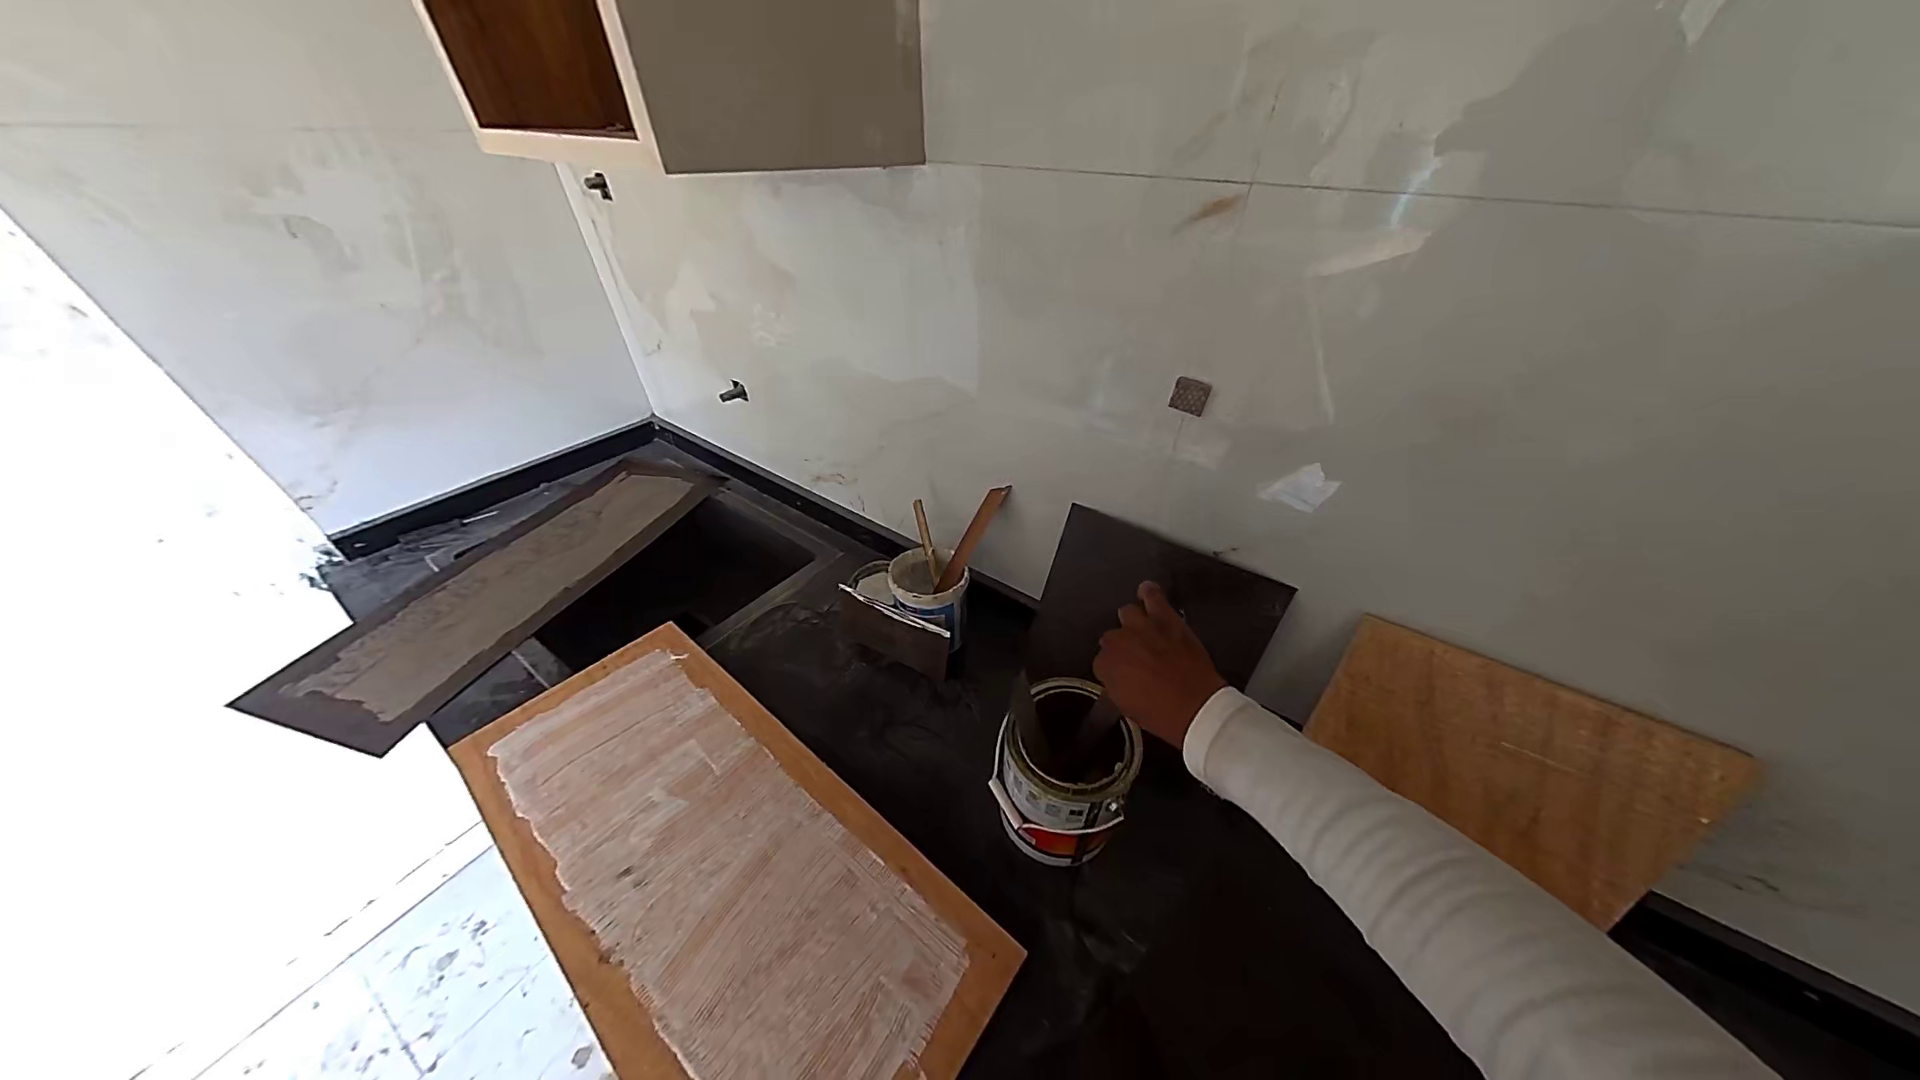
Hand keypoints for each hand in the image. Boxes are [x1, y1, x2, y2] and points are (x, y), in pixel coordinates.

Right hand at [1093, 581, 1226, 748]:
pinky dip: (1149, 592)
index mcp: (1105, 666)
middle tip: (1137, 657)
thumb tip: (1117, 677)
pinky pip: (1152, 595)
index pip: (1101, 661)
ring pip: (1127, 612)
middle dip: (1123, 646)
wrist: (1196, 707)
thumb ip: (1116, 684)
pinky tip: (1146, 591)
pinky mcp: (1165, 618)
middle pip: (1112, 637)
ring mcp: (1140, 627)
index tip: (1125, 674)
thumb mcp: (1127, 706)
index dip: (1114, 667)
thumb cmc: (1161, 714)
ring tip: (1141, 629)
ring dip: (1133, 622)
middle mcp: (1117, 642)